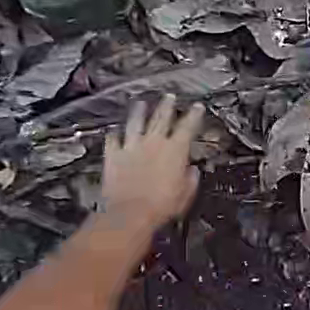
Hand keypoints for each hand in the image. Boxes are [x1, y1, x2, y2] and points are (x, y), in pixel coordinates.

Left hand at [99, 96, 203, 231]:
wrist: (130, 213)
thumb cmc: (162, 205)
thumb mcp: (186, 193)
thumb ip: (190, 178)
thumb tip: (192, 171)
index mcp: (175, 150)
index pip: (188, 126)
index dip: (194, 114)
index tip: (197, 106)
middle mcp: (154, 143)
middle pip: (161, 117)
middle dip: (167, 105)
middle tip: (169, 96)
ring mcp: (132, 146)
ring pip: (135, 122)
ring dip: (139, 111)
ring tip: (140, 103)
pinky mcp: (113, 155)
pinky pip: (112, 139)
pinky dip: (114, 134)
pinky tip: (113, 131)